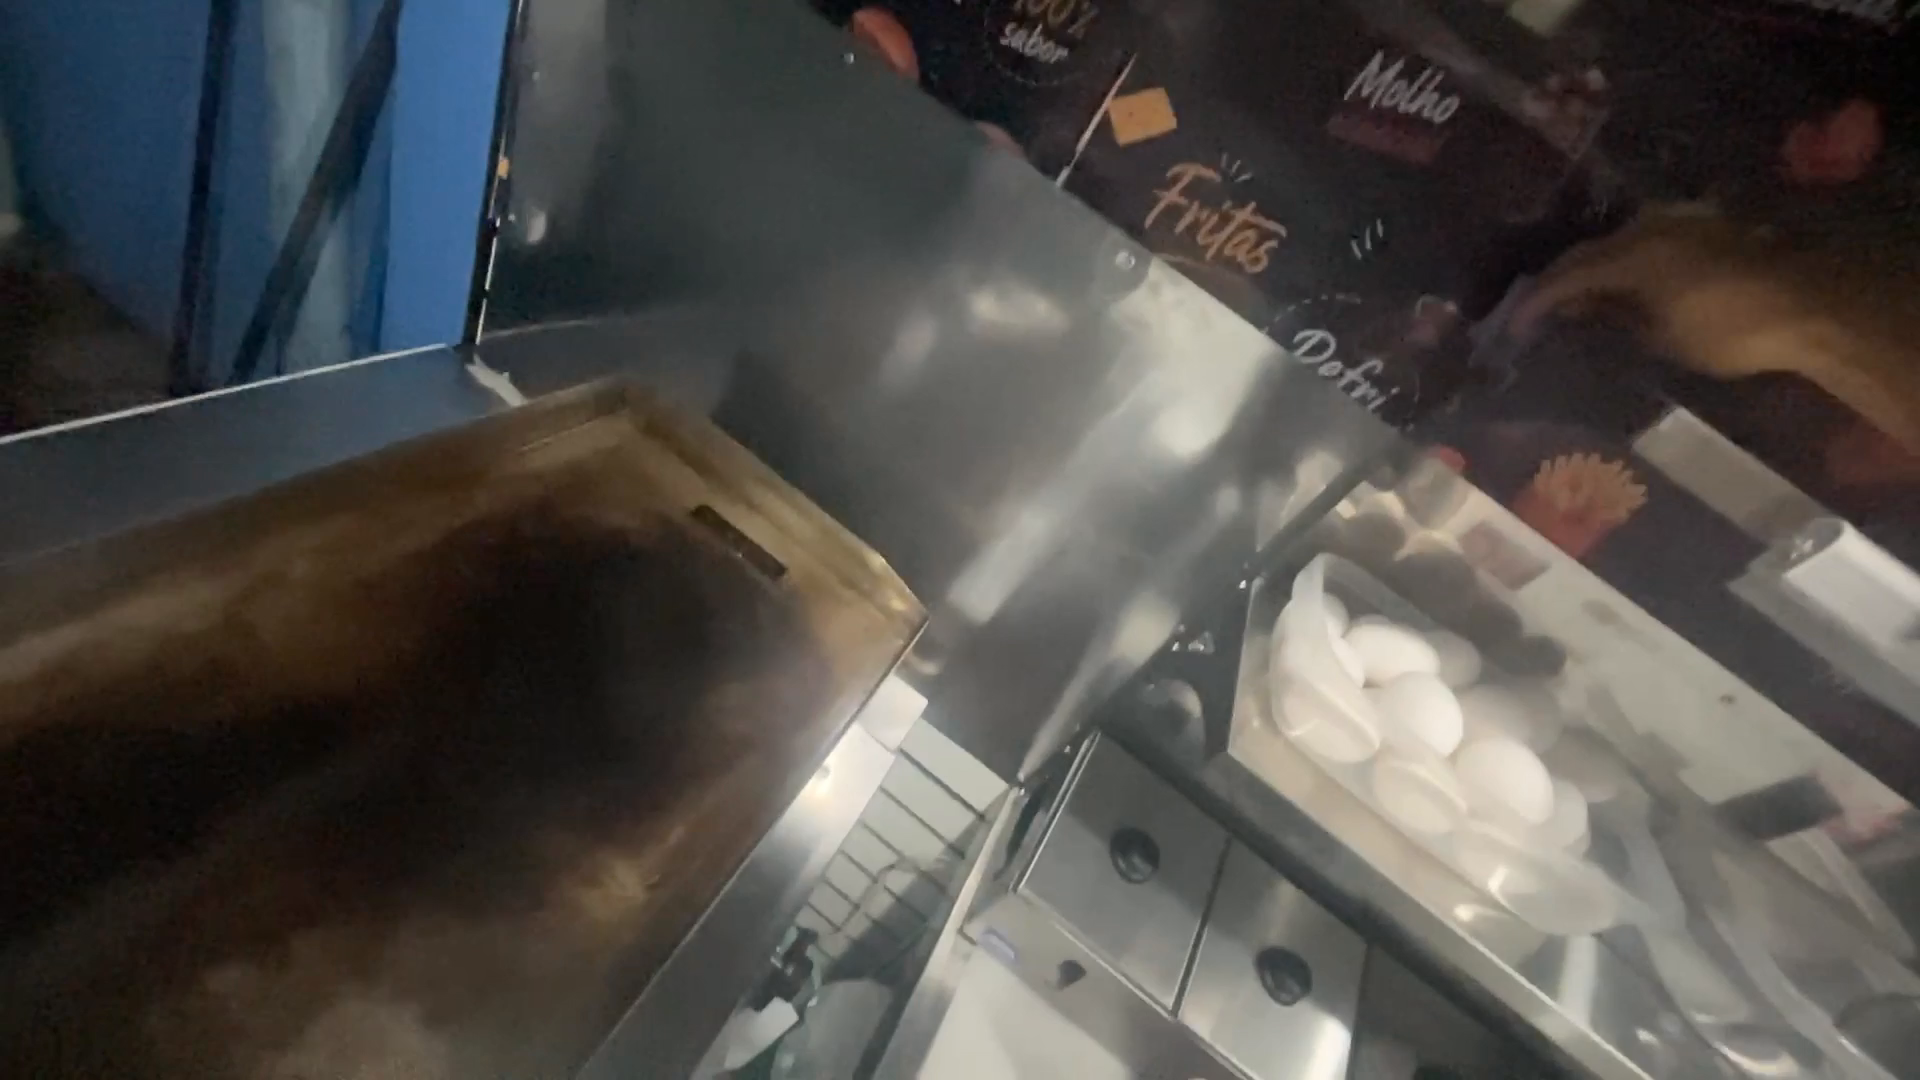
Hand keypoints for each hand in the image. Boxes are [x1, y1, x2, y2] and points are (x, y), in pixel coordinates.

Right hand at [1511, 206, 1846, 382]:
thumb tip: (1572, 308)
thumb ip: (1607, 315)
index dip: (1534, 303)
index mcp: (1632, 255)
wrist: (1814, 310)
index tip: (1511, 329)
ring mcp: (1680, 224)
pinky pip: (1641, 242)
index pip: (1564, 276)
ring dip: (1586, 270)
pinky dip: (1616, 264)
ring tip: (1568, 298)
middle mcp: (1650, 230)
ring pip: (1612, 244)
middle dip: (1554, 283)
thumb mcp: (1653, 335)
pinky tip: (1608, 284)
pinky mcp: (1704, 230)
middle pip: (1584, 253)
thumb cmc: (1724, 330)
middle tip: (1532, 312)